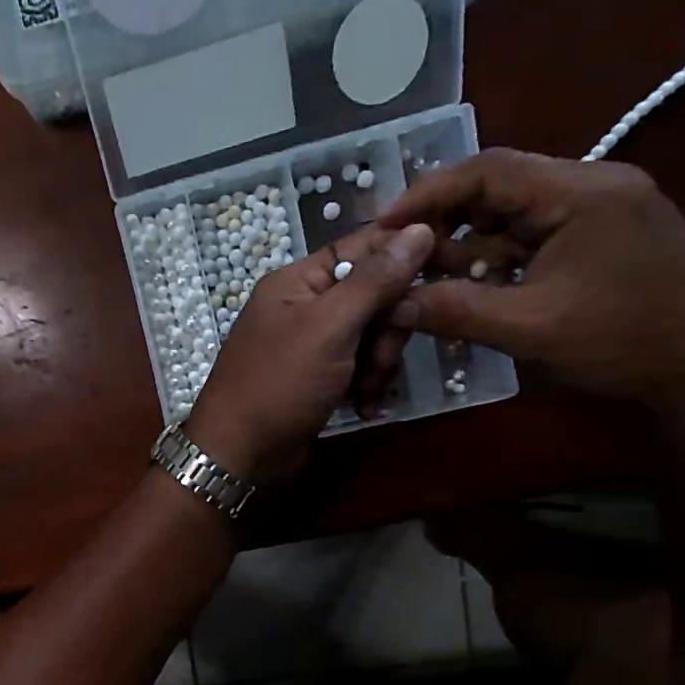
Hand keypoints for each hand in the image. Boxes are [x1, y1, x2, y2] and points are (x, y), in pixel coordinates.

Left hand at [187, 221, 434, 483]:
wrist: (240, 456)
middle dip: (387, 328)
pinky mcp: (317, 379)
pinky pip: (358, 367)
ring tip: (364, 390)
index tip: (444, 266)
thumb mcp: (328, 327)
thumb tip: (420, 228)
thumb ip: (374, 280)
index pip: (362, 246)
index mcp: (296, 282)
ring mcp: (310, 345)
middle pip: (373, 295)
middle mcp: (302, 307)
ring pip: (371, 335)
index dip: (403, 254)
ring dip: (378, 363)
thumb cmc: (278, 385)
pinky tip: (362, 405)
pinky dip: (365, 384)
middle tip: (380, 357)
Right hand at [377, 149, 684, 409]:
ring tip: (418, 276)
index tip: (382, 225)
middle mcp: (590, 188)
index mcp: (581, 192)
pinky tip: (461, 287)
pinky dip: (490, 261)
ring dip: (463, 245)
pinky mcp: (596, 242)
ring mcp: (596, 215)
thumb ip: (455, 311)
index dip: (427, 194)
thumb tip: (392, 305)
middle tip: (395, 255)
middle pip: (497, 189)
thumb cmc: (626, 340)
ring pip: (510, 217)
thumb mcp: (529, 328)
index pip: (489, 170)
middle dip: (441, 222)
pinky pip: (529, 241)